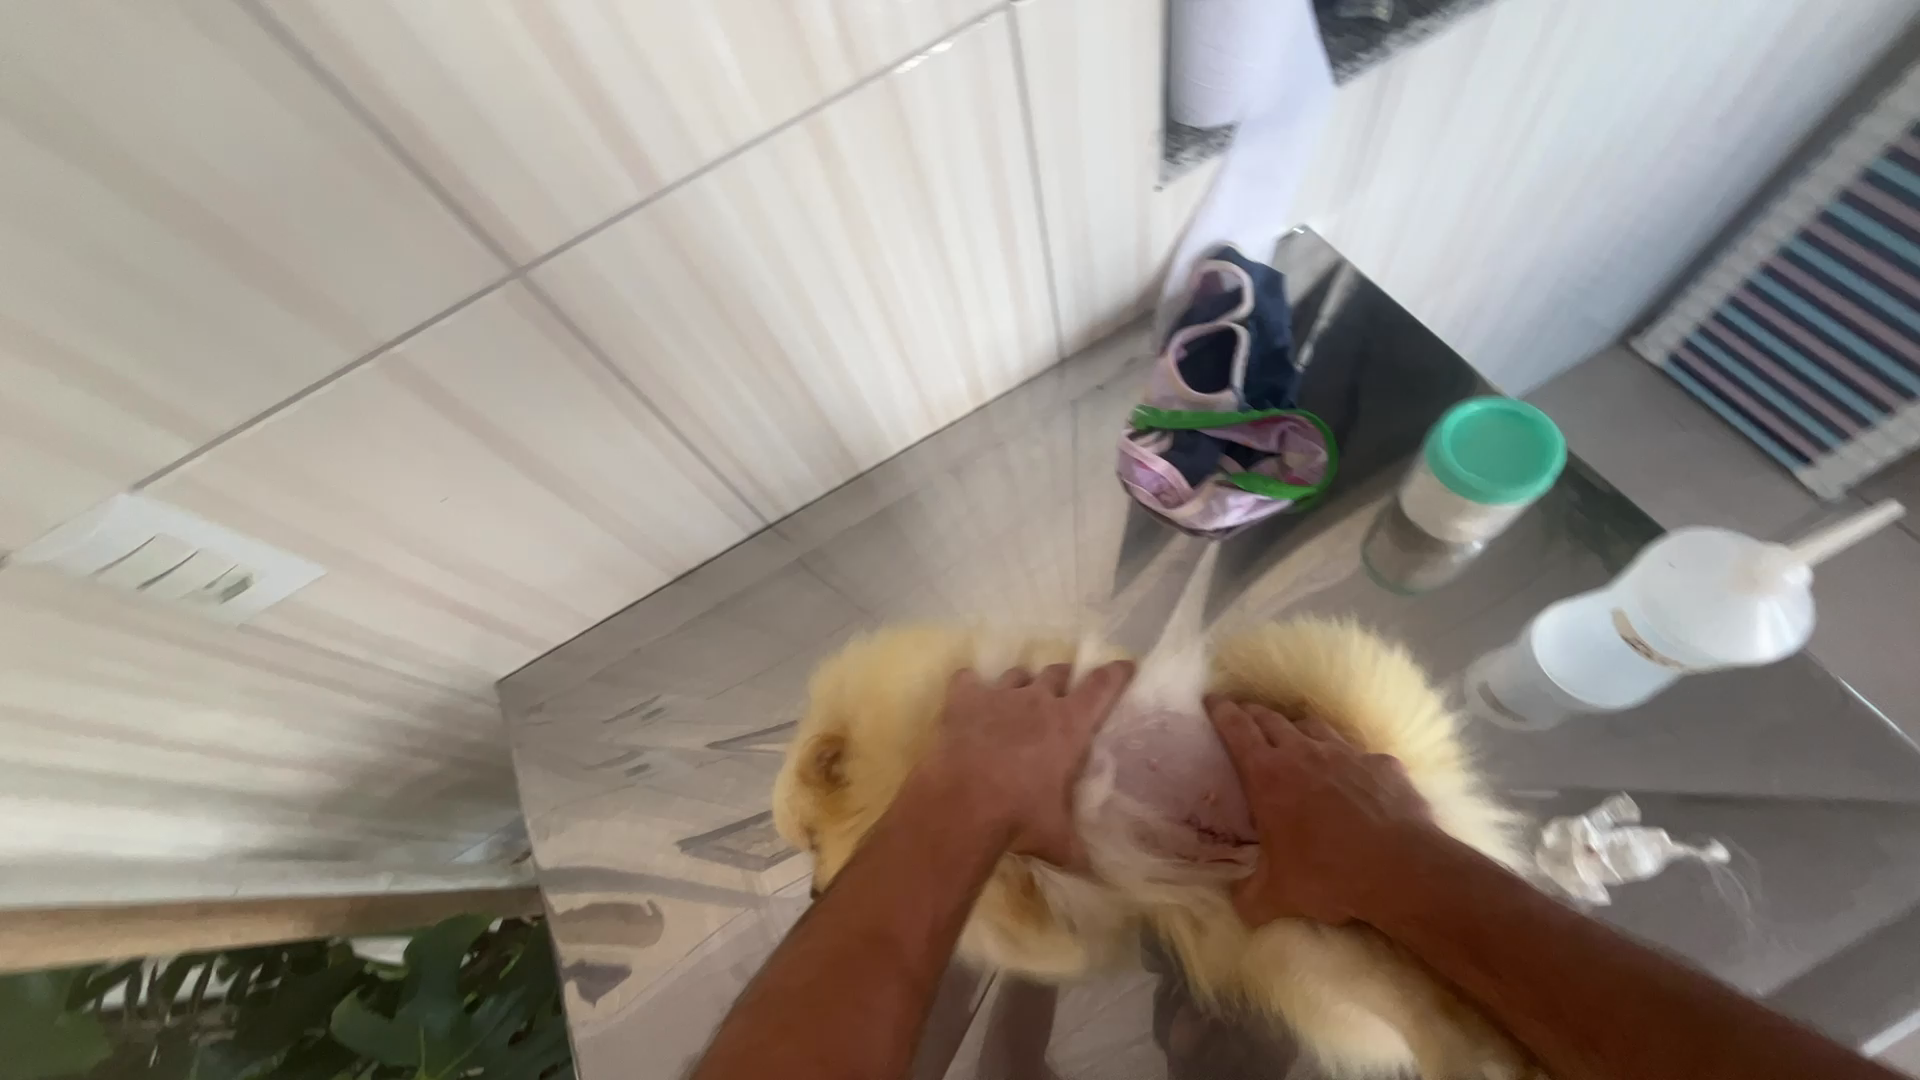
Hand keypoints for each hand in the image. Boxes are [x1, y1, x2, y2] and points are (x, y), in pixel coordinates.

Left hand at [917, 661, 1134, 866]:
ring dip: (1021, 685)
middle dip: (1063, 680)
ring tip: (1017, 700)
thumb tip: (1089, 869)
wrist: (962, 804)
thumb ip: (1075, 847)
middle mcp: (1036, 699)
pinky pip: (967, 679)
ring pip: (1016, 674)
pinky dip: (971, 687)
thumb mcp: (1058, 840)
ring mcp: (998, 694)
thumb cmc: (1019, 819)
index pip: (1102, 687)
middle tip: (1062, 694)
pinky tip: (969, 699)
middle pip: (1056, 673)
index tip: (1125, 666)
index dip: (1116, 674)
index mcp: (1070, 725)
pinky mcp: (962, 698)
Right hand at [1207, 695, 1435, 927]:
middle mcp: (1302, 752)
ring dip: (1298, 729)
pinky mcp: (1382, 765)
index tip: (1212, 701)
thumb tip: (1237, 904)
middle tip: (1244, 717)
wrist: (1405, 872)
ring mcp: (1346, 754)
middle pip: (1270, 718)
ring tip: (1296, 741)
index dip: (1221, 710)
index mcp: (1267, 773)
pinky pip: (1359, 754)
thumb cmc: (1330, 875)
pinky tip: (1355, 779)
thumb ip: (1250, 896)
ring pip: (1313, 726)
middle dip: (1253, 713)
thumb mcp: (1278, 895)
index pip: (1236, 727)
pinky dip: (1350, 761)